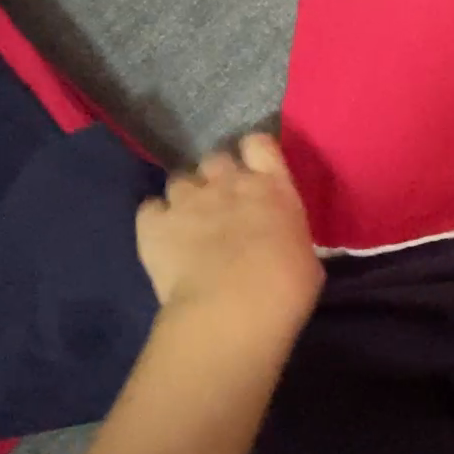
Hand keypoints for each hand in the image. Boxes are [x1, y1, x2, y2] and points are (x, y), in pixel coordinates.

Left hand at [136, 134, 324, 334]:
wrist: (234, 309)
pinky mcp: (154, 225)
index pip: (259, 144)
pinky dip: (155, 218)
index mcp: (273, 186)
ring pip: (179, 179)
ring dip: (184, 196)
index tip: (254, 168)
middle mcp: (230, 182)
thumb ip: (287, 234)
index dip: (253, 153)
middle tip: (220, 200)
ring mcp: (189, 200)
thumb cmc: (286, 284)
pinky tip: (162, 235)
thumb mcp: (304, 253)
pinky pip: (148, 208)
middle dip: (216, 175)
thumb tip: (282, 242)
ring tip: (187, 220)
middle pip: (215, 157)